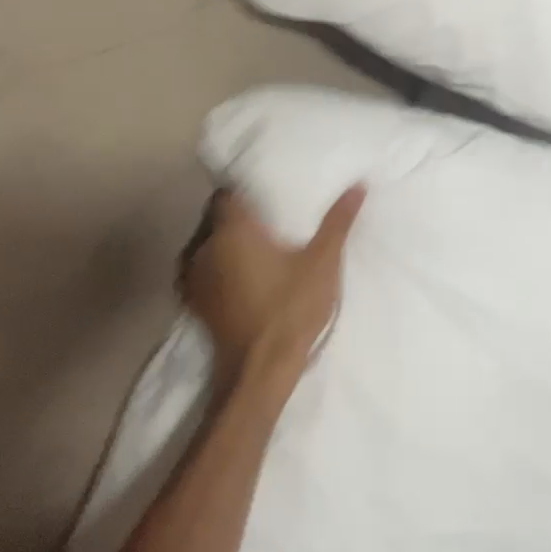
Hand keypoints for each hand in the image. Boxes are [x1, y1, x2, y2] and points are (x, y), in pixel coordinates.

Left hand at [179, 185, 365, 383]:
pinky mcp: (194, 301)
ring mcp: (192, 278)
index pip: (228, 194)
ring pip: (207, 244)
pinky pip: (204, 268)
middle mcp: (202, 249)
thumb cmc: (292, 306)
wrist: (261, 367)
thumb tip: (358, 185)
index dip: (247, 188)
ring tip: (261, 243)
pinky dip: (221, 264)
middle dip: (241, 214)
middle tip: (274, 215)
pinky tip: (245, 272)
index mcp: (232, 232)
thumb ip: (337, 221)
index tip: (271, 188)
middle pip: (217, 218)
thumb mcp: (324, 260)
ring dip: (228, 240)